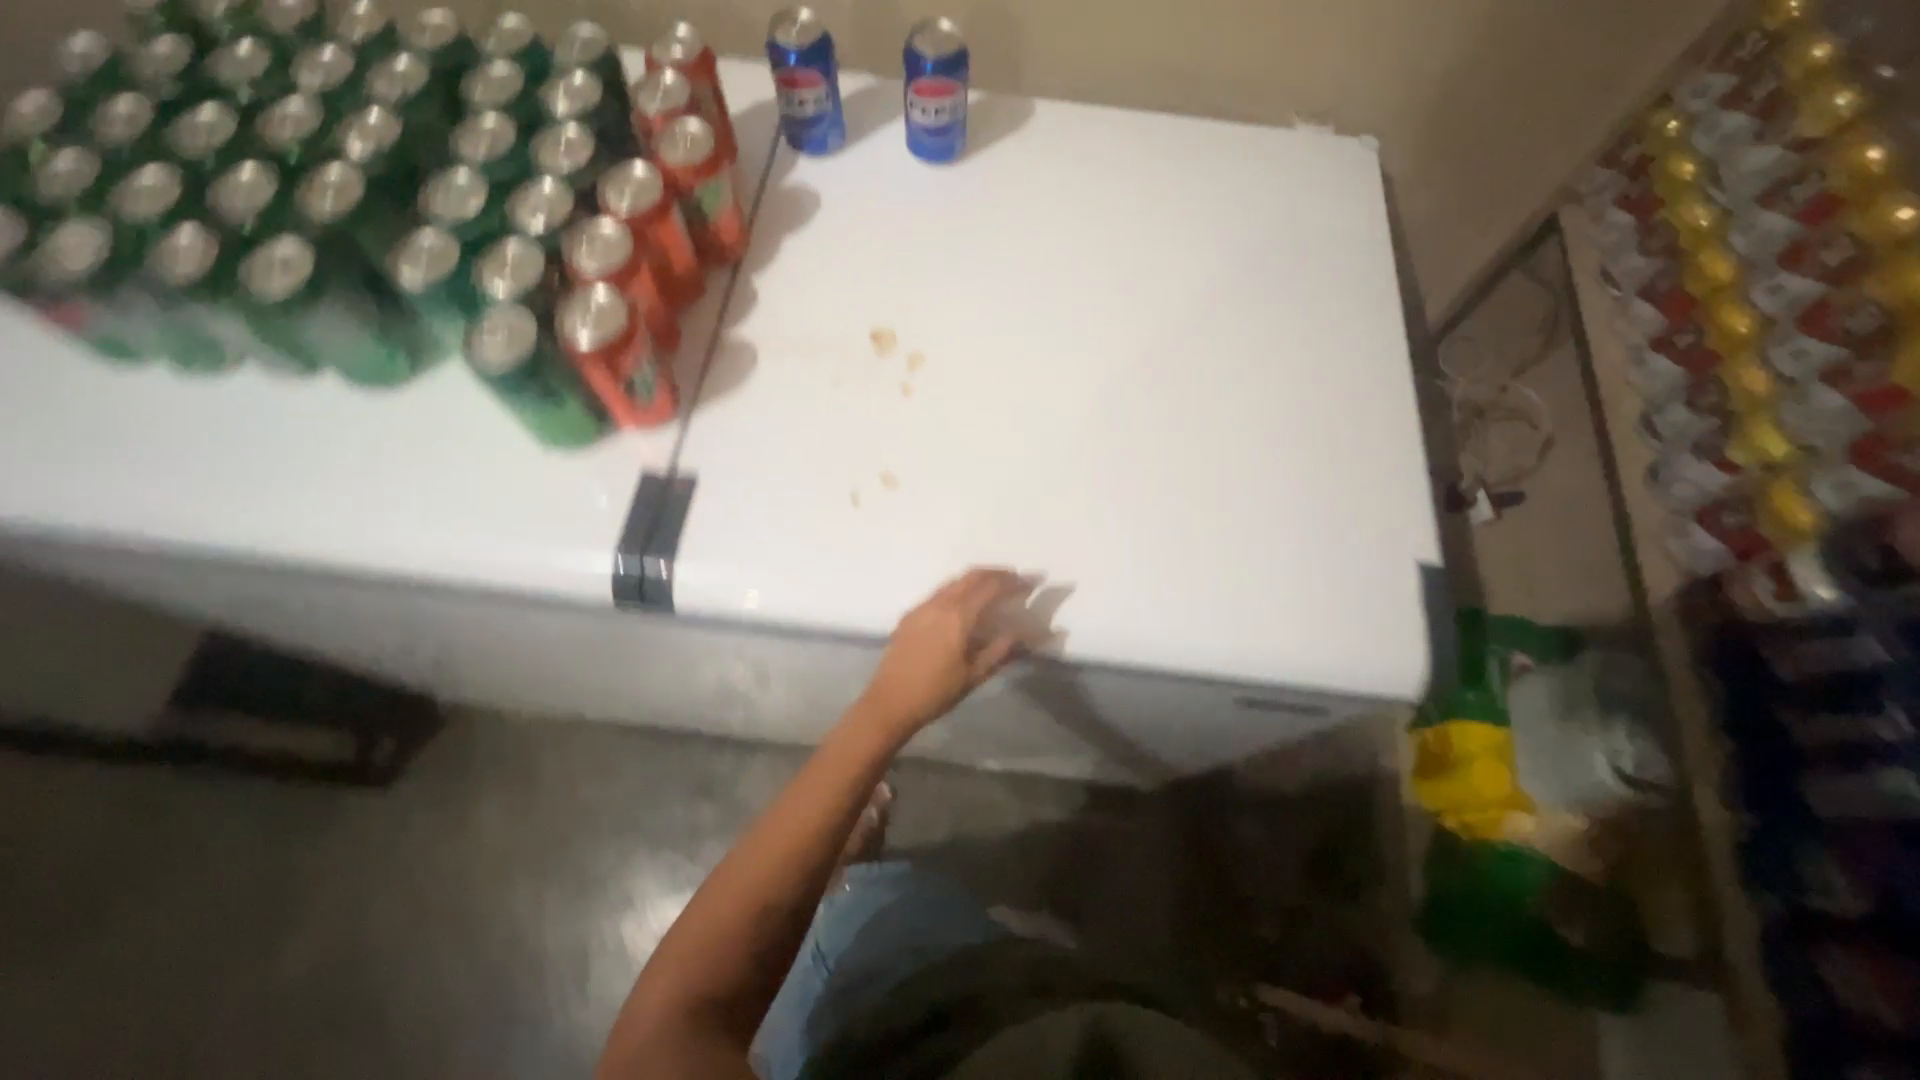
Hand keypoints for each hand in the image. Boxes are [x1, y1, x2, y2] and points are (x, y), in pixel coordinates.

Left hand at [855, 568, 1036, 736]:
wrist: (889, 702)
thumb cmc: (936, 692)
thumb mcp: (974, 674)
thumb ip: (1001, 649)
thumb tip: (1025, 631)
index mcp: (958, 616)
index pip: (991, 587)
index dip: (1015, 582)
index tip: (1033, 582)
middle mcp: (939, 603)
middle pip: (972, 576)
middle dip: (997, 573)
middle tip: (1016, 579)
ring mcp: (921, 606)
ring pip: (954, 581)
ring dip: (977, 579)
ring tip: (994, 588)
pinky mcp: (910, 615)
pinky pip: (939, 592)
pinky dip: (958, 589)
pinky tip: (965, 604)